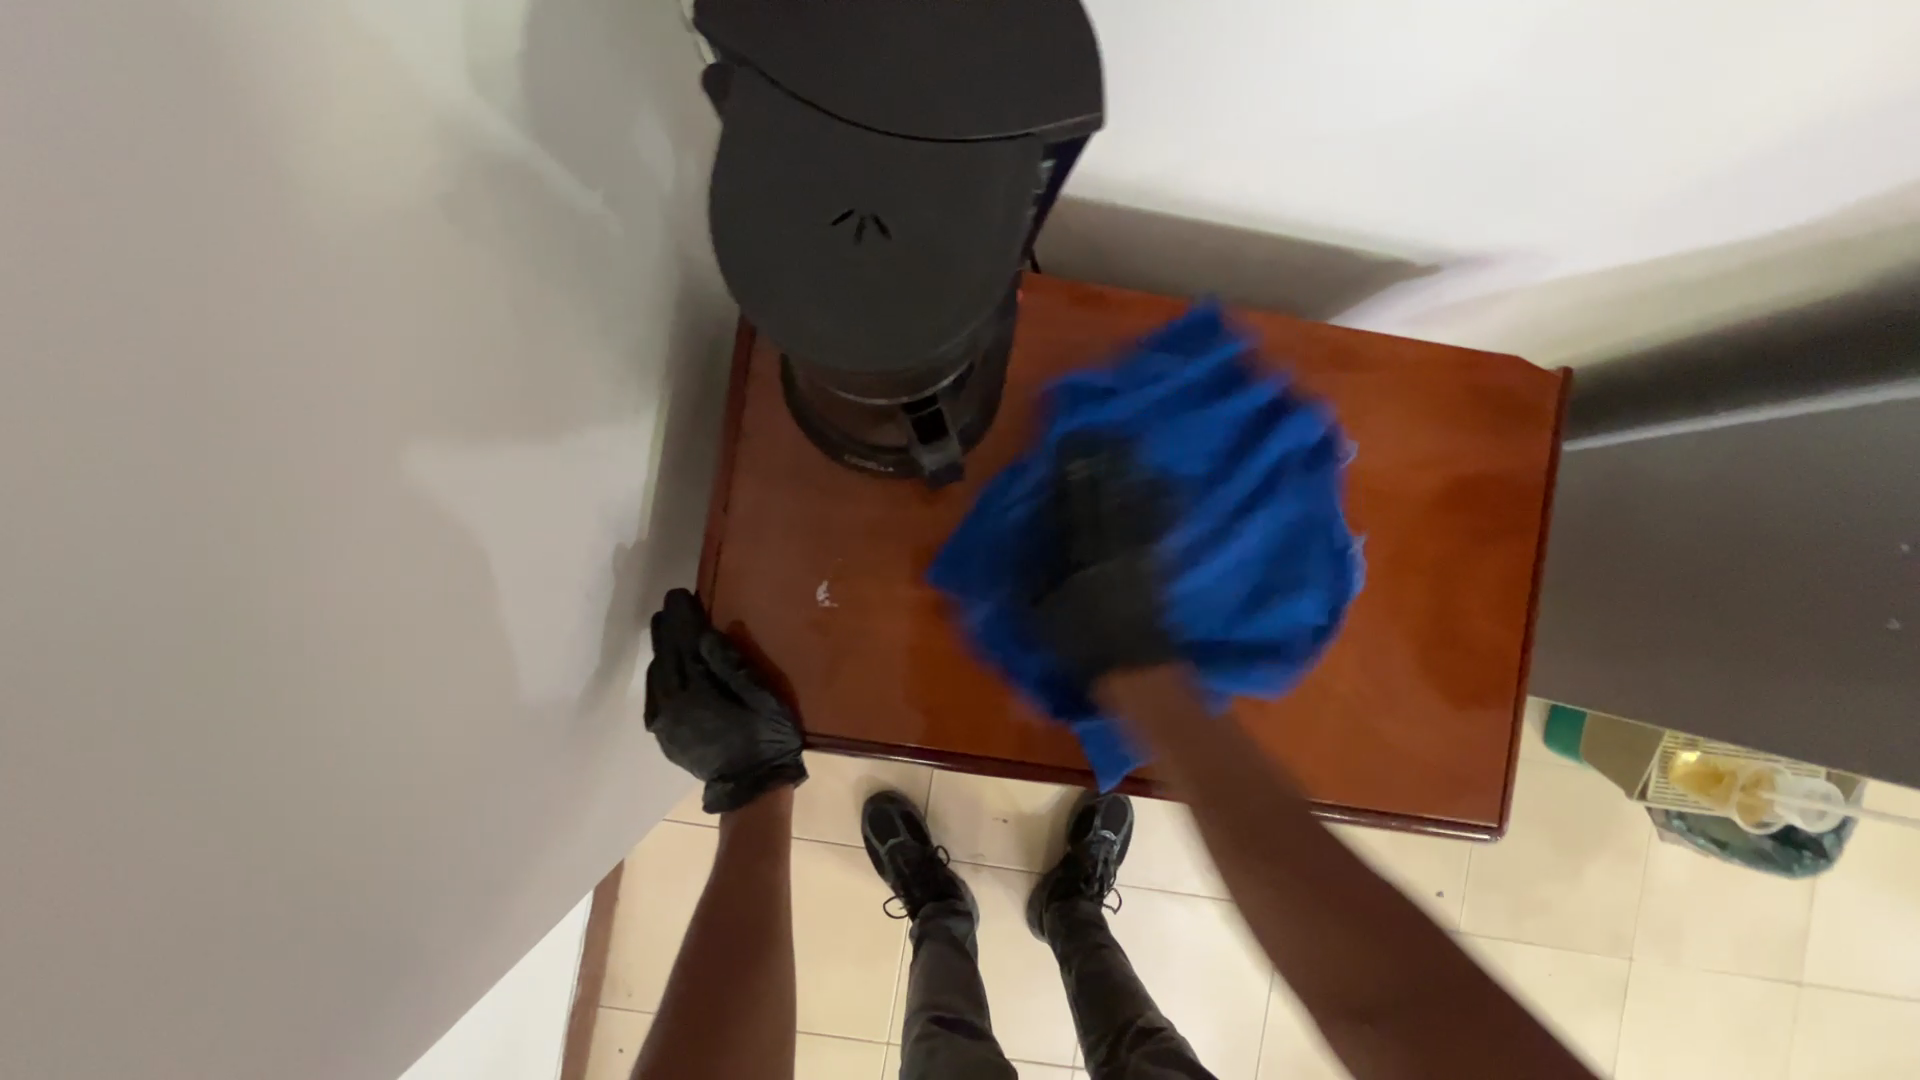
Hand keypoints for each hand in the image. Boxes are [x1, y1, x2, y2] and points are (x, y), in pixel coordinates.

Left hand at [645, 589, 806, 813]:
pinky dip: (659, 675)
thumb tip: (704, 636)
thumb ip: (731, 666)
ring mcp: (665, 721)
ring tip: (667, 629)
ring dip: (662, 649)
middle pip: (665, 655)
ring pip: (657, 675)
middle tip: (672, 605)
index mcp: (698, 689)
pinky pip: (654, 696)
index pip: (684, 642)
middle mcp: (672, 703)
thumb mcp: (761, 696)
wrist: (753, 785)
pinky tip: (666, 667)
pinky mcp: (664, 734)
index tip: (679, 594)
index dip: (682, 617)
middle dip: (668, 628)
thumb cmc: (767, 735)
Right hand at [1028, 432, 1178, 683]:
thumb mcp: (1036, 614)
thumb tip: (1026, 542)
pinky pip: (1158, 528)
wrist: (1131, 670)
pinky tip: (1164, 483)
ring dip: (1131, 476)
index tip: (1070, 447)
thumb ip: (1030, 576)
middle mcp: (1107, 547)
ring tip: (1131, 447)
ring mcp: (1136, 554)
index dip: (1070, 475)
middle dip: (1103, 465)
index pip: (1070, 507)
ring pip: (1132, 506)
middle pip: (1104, 498)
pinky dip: (1161, 504)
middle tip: (1104, 434)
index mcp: (1075, 557)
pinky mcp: (1156, 564)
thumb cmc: (1078, 645)